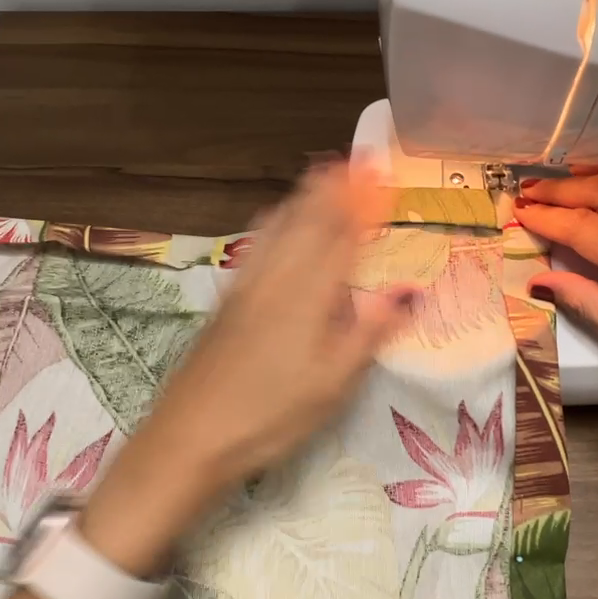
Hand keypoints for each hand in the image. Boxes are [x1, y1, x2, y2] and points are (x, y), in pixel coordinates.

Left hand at [78, 164, 416, 575]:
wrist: (189, 436)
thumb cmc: (270, 416)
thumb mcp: (332, 385)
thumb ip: (368, 333)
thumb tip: (408, 290)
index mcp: (308, 298)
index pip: (341, 239)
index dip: (361, 206)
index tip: (378, 176)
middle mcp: (277, 281)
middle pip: (308, 224)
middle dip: (332, 191)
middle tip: (352, 162)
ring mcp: (246, 288)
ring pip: (278, 229)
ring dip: (302, 199)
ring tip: (318, 175)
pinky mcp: (226, 302)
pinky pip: (255, 245)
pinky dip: (273, 221)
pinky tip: (273, 219)